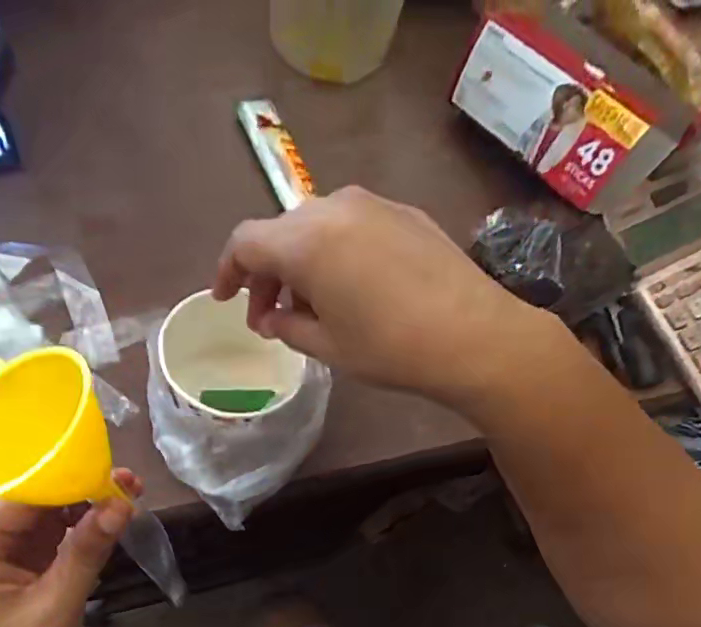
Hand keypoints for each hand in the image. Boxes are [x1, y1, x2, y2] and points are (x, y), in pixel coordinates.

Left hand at [0, 470, 140, 626]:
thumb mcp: (58, 603)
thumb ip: (87, 550)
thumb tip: (121, 504)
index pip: (22, 498)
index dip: (64, 479)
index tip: (106, 466)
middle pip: (37, 503)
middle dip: (80, 491)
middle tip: (126, 480)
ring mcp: (6, 557)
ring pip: (49, 519)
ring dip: (86, 508)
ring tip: (127, 494)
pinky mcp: (26, 570)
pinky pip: (56, 539)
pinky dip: (82, 531)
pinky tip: (110, 519)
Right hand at [212, 186, 564, 410]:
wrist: (474, 336)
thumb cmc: (390, 348)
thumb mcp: (328, 347)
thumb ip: (287, 327)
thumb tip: (270, 319)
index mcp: (306, 241)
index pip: (246, 242)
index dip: (227, 271)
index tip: (225, 300)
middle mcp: (334, 207)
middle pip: (281, 232)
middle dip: (268, 274)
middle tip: (271, 317)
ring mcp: (373, 204)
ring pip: (316, 226)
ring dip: (301, 263)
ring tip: (311, 308)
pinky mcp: (404, 212)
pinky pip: (351, 226)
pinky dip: (335, 253)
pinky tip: (350, 289)